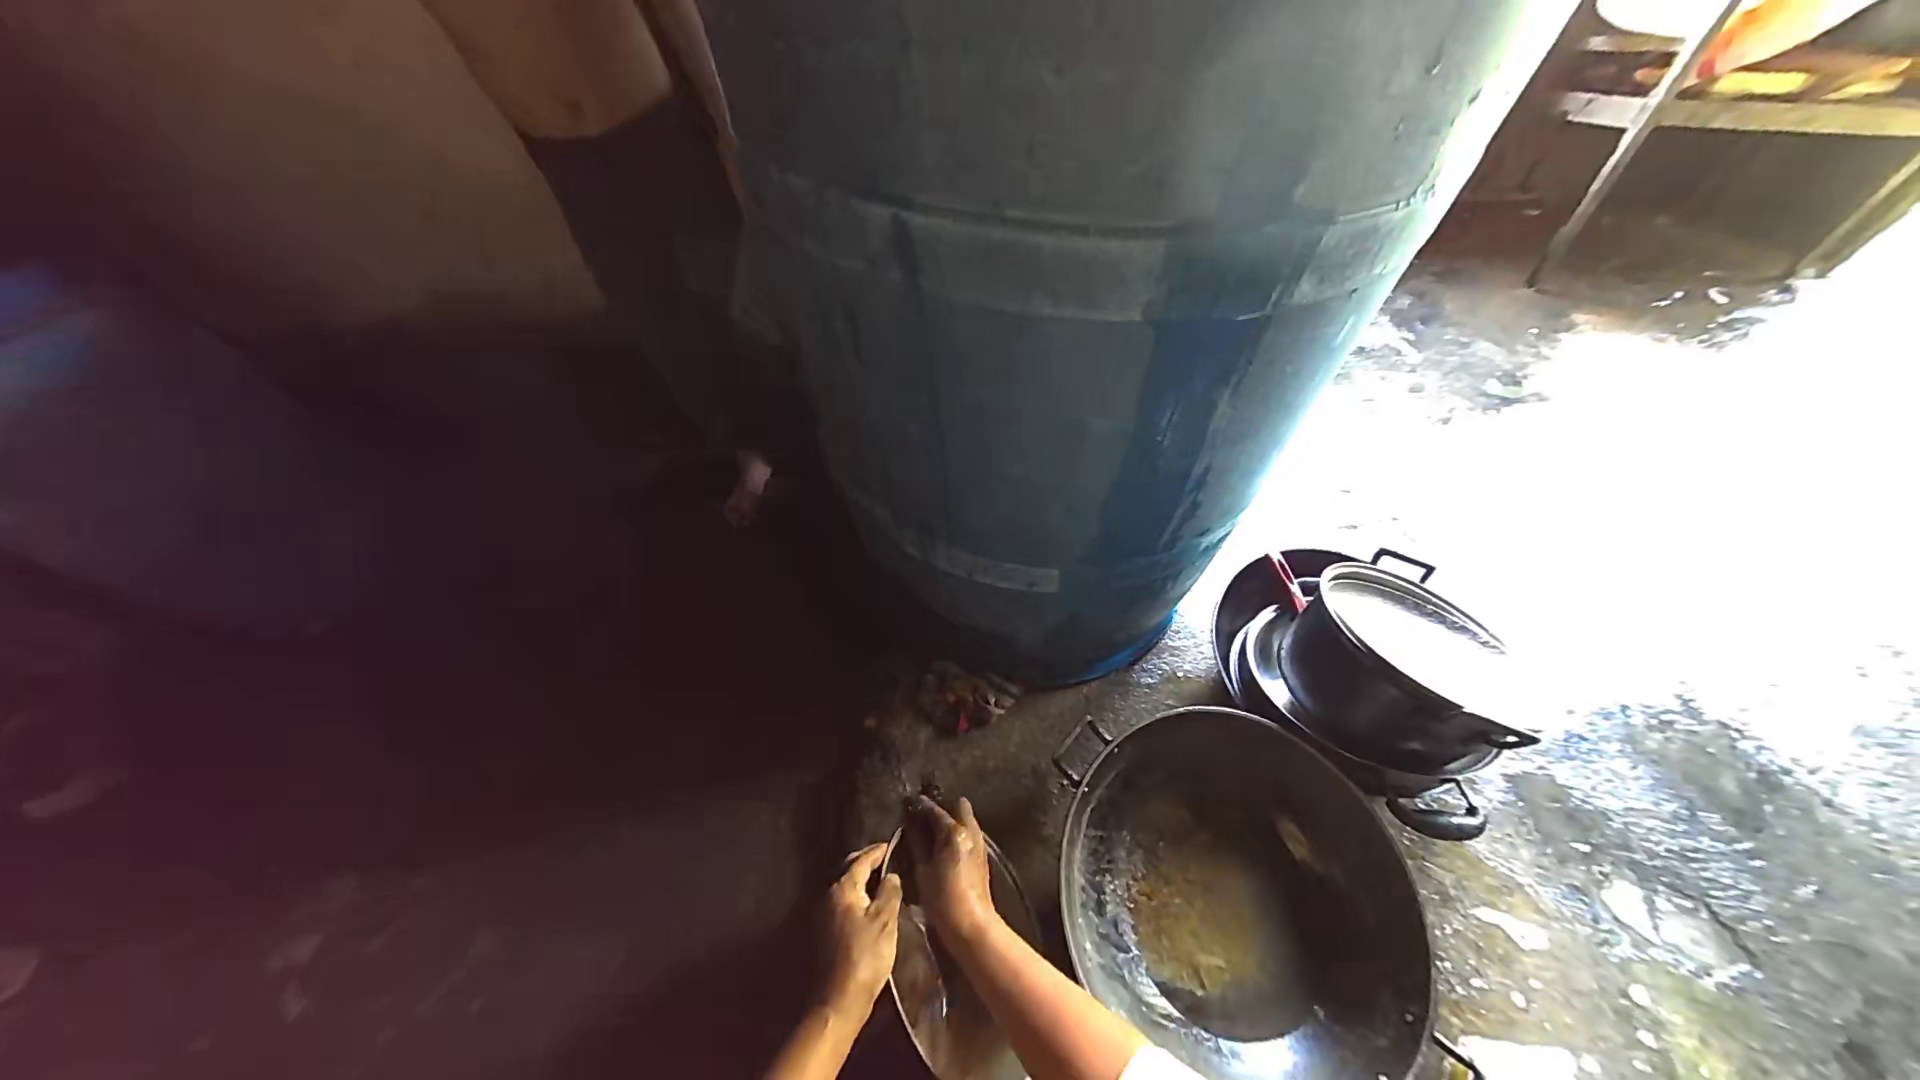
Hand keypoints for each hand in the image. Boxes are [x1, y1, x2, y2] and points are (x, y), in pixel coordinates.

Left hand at [821, 843, 902, 1015]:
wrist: (840, 998)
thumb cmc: (866, 955)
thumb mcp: (885, 920)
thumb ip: (890, 891)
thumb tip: (890, 875)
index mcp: (842, 888)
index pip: (861, 860)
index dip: (877, 851)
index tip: (891, 844)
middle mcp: (828, 895)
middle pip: (848, 869)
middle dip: (865, 860)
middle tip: (884, 856)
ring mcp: (824, 913)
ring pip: (844, 884)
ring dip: (860, 876)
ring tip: (879, 875)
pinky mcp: (825, 929)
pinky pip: (842, 899)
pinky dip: (856, 892)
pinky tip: (868, 899)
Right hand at [908, 796, 998, 940]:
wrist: (972, 925)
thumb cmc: (942, 898)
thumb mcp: (922, 870)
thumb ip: (917, 842)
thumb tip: (910, 822)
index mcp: (954, 832)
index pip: (935, 811)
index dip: (921, 805)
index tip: (910, 803)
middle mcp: (970, 832)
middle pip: (958, 807)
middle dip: (943, 808)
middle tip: (925, 817)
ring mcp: (980, 843)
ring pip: (967, 818)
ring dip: (952, 819)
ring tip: (933, 831)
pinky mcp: (983, 855)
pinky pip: (971, 832)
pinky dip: (959, 832)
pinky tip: (946, 845)